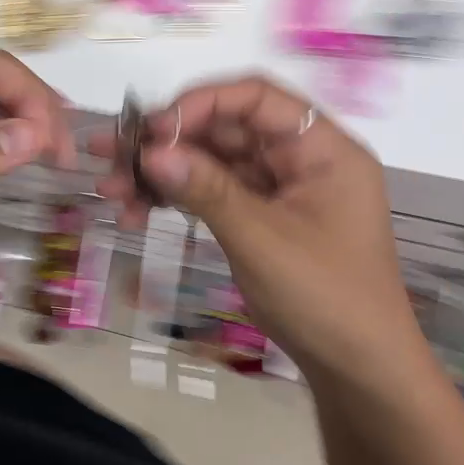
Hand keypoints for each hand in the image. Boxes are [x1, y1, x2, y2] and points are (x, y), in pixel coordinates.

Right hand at [92, 75, 424, 374]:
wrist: (354, 366)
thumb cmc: (325, 296)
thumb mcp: (262, 239)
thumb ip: (206, 189)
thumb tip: (148, 151)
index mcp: (322, 151)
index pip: (256, 98)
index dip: (201, 103)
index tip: (152, 130)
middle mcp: (296, 160)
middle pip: (219, 127)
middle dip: (161, 141)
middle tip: (109, 156)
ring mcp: (272, 188)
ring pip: (202, 159)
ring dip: (154, 172)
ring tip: (109, 190)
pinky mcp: (251, 214)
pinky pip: (201, 190)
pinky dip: (166, 198)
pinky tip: (133, 214)